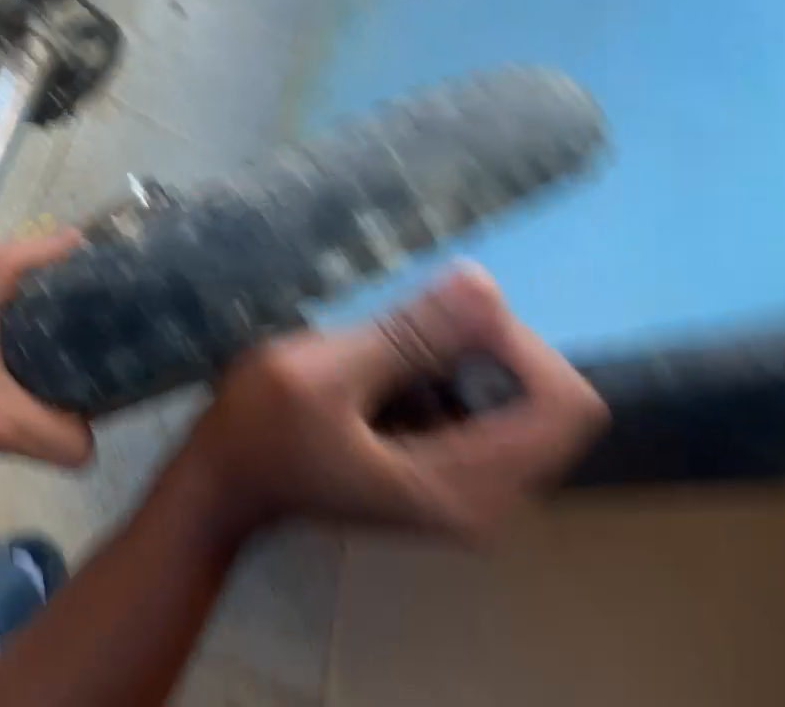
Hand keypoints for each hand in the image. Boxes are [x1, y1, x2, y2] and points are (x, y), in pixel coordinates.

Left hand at [0, 232, 94, 467]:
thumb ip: (57, 434)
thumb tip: (92, 442)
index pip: (65, 248)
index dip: (107, 275)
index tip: (136, 313)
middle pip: (42, 278)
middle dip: (73, 319)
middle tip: (104, 361)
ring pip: (12, 302)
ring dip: (34, 339)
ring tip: (58, 380)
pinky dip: (3, 345)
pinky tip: (9, 385)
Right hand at [178, 265, 606, 541]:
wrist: (220, 482)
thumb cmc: (257, 432)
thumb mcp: (320, 373)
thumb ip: (405, 334)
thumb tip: (484, 281)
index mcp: (469, 488)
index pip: (564, 404)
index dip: (512, 343)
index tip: (436, 320)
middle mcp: (488, 502)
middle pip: (540, 403)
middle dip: (472, 353)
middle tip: (392, 339)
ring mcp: (466, 495)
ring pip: (503, 405)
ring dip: (446, 366)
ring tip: (369, 364)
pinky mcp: (441, 480)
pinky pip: (471, 417)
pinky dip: (430, 386)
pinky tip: (368, 385)